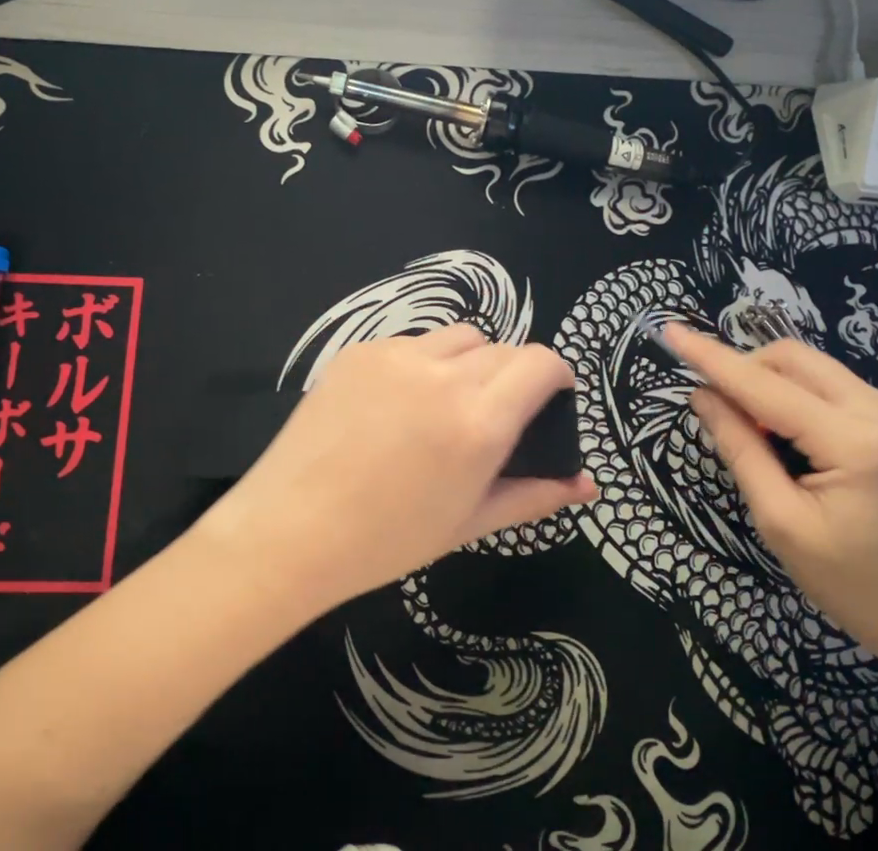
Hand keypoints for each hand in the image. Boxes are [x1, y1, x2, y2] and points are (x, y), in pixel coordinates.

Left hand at [192, 324, 597, 607]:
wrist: (291, 529)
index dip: (557, 376)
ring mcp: (396, 356)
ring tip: (447, 408)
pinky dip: (423, 365)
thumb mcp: (469, 523)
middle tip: (495, 418)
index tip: (552, 399)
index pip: (542, 362)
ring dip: (470, 363)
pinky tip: (398, 408)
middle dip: (514, 376)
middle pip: (504, 348)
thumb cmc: (386, 540)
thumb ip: (534, 495)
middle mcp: (443, 375)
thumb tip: (587, 484)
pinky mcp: (358, 351)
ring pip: (459, 338)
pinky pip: (412, 344)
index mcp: (478, 422)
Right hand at [662, 323, 877, 700]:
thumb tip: (704, 398)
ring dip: (770, 385)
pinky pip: (835, 392)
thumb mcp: (784, 524)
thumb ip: (742, 452)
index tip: (669, 331)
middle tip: (711, 406)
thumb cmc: (860, 588)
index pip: (764, 384)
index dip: (711, 357)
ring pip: (815, 371)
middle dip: (743, 368)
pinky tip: (786, 440)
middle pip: (794, 360)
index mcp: (853, 440)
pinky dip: (797, 400)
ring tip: (748, 433)